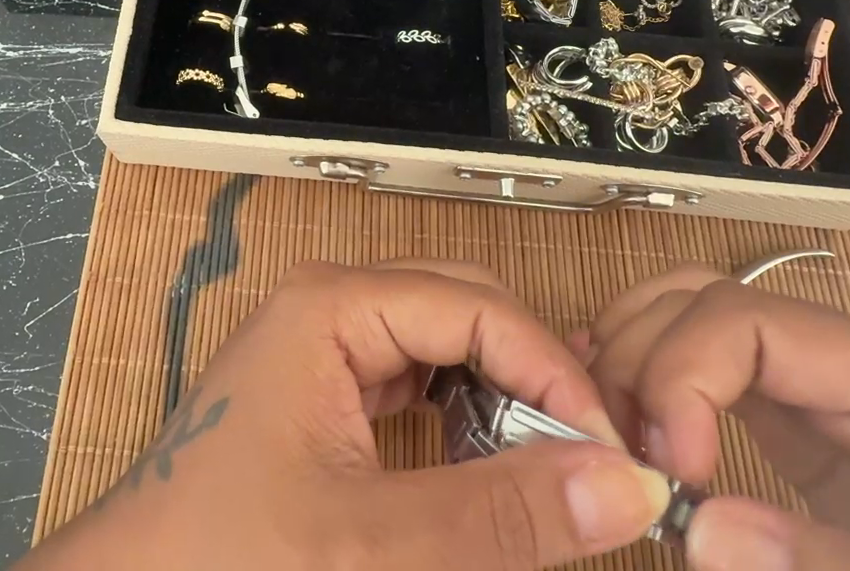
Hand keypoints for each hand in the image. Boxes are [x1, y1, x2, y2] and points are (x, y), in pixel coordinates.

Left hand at [20, 260, 674, 570]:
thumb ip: (500, 515)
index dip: (552, 372)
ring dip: (502, 397)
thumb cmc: (225, 552)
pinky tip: (487, 466)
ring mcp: (327, 340)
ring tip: (546, 468)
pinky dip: (463, 416)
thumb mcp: (372, 543)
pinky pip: (417, 378)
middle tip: (588, 458)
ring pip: (445, 342)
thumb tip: (623, 487)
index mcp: (332, 305)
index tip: (611, 453)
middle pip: (464, 309)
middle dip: (532, 376)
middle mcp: (331, 304)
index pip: (476, 307)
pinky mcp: (327, 383)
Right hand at [578, 265, 849, 570]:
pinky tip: (622, 413)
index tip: (664, 467)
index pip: (753, 319)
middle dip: (639, 360)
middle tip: (615, 450)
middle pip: (710, 300)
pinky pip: (714, 368)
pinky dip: (650, 376)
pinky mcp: (814, 424)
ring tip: (610, 434)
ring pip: (696, 316)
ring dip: (632, 358)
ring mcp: (833, 388)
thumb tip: (696, 528)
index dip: (682, 372)